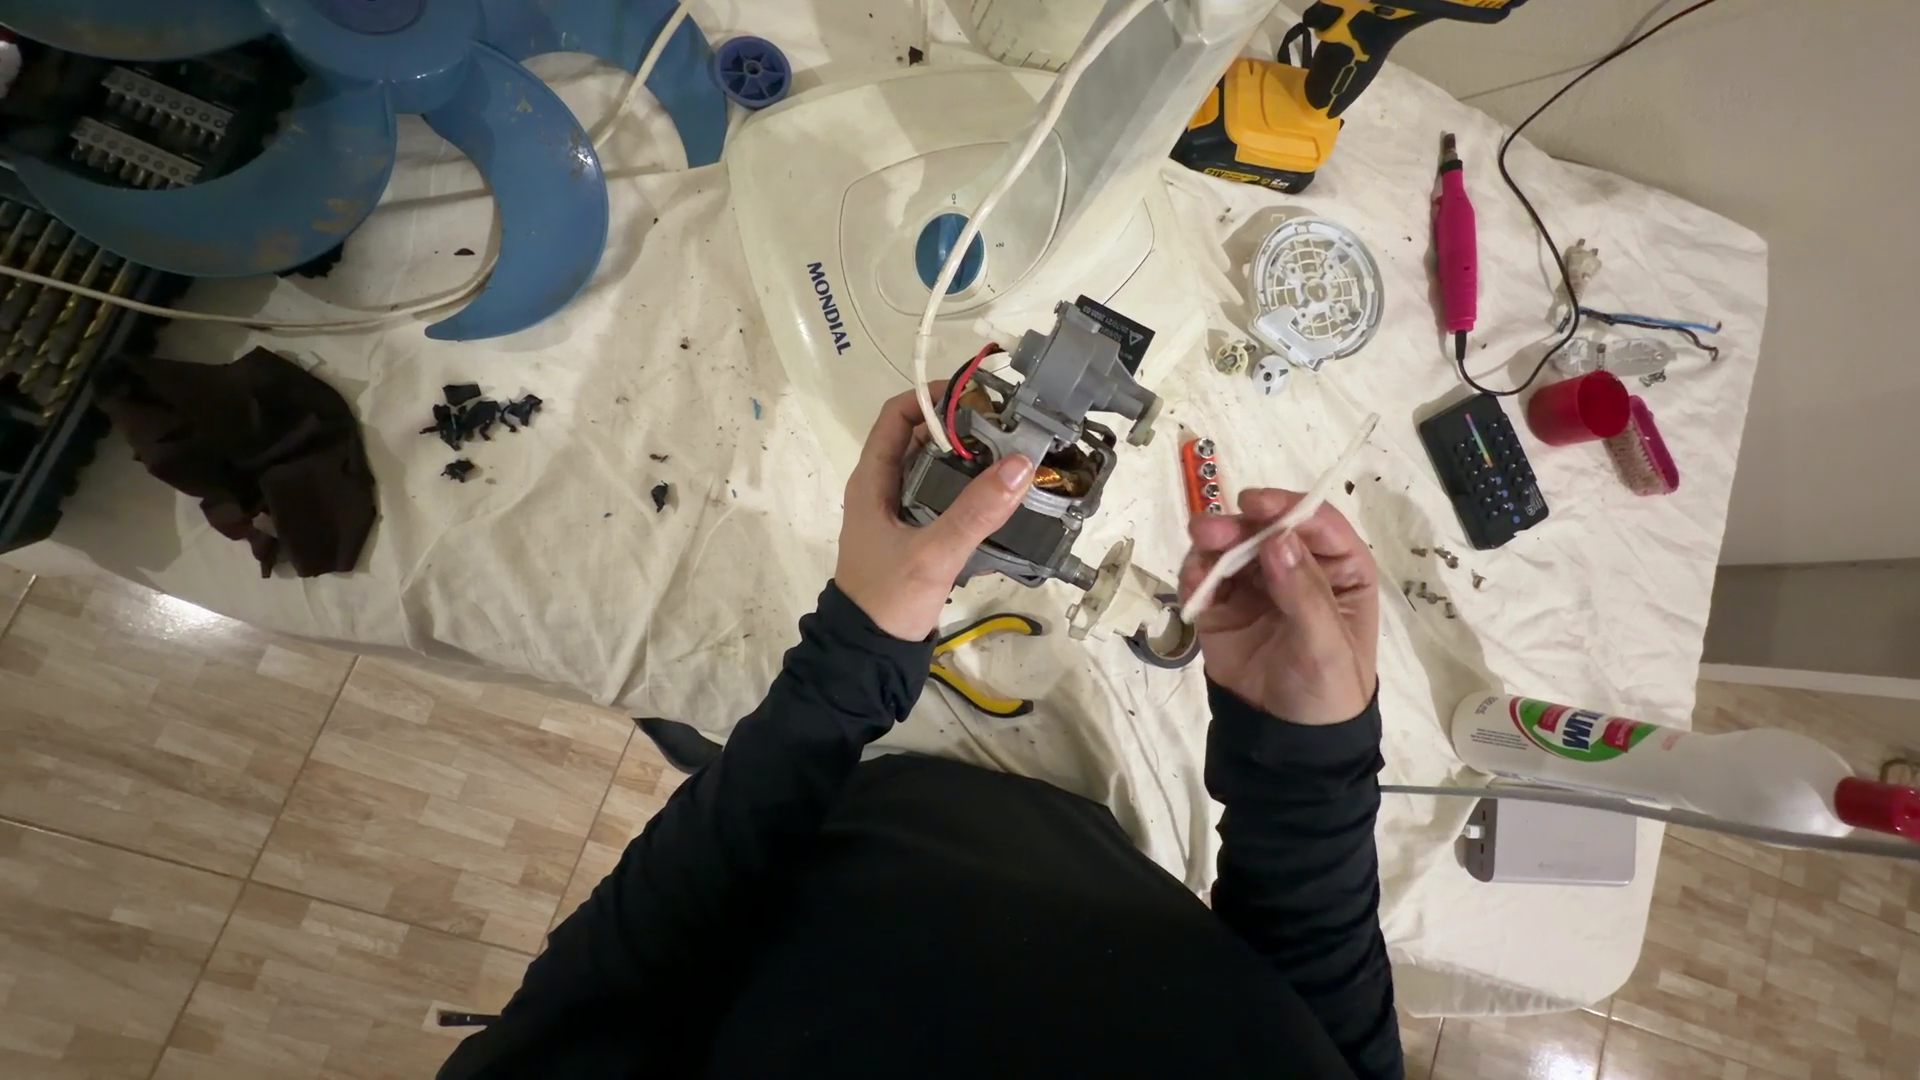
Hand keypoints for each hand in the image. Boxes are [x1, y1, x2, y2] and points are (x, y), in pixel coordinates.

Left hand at [835, 388, 1035, 640]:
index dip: (931, 397)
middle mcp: (883, 490)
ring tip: (1013, 458)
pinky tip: (1002, 503)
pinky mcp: (915, 538)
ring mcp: (899, 515)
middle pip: (921, 441)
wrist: (870, 653)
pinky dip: (970, 496)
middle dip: (962, 429)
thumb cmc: (889, 598)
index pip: (896, 416)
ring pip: (936, 473)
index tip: (976, 394)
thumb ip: (976, 512)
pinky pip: (945, 504)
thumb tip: (1021, 464)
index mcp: (872, 481)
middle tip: (1008, 427)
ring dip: (970, 463)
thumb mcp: (934, 553)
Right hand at [1178, 489, 1378, 724]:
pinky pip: (1205, 578)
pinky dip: (1195, 574)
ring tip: (1197, 546)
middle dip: (1239, 526)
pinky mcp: (1221, 605)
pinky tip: (1193, 583)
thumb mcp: (1326, 644)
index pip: (1316, 525)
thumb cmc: (1325, 690)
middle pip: (1266, 530)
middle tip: (1209, 530)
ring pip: (1231, 548)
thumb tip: (1277, 540)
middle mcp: (1295, 568)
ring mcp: (1255, 585)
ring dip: (1212, 543)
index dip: (1288, 508)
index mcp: (1339, 571)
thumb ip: (1303, 592)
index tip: (1255, 504)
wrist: (1283, 737)